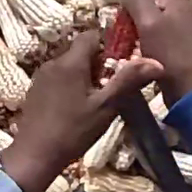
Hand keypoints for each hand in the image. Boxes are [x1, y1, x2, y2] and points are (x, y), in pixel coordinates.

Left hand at [0, 31, 160, 191]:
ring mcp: (41, 76)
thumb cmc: (73, 130)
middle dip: (98, 65)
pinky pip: (57, 78)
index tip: (118, 66)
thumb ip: (128, 81)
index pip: (91, 36)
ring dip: (84, 77)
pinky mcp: (35, 90)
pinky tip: (74, 109)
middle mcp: (53, 62)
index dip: (108, 46)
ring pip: (69, 66)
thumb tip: (157, 62)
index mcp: (71, 62)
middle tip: (109, 89)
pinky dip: (69, 86)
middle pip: (80, 51)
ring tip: (93, 102)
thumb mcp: (106, 107)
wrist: (34, 155)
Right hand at [116, 0, 191, 102]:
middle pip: (148, 7)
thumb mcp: (149, 23)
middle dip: (128, 16)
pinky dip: (142, 43)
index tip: (108, 11)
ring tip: (119, 42)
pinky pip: (155, 39)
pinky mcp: (178, 50)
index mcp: (175, 3)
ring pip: (150, 24)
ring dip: (134, 32)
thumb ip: (136, 0)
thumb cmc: (170, 53)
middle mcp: (180, 13)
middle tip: (112, 30)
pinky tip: (133, 54)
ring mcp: (181, 32)